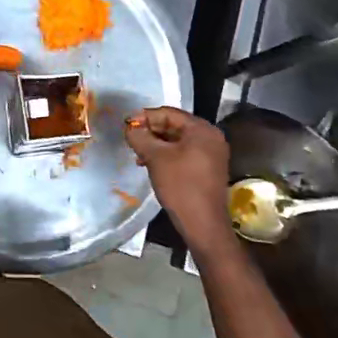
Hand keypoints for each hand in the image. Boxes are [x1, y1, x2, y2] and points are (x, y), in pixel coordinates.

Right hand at [125, 107, 231, 248]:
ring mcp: (211, 153)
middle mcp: (210, 137)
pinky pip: (184, 153)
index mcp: (202, 129)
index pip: (169, 113)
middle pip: (174, 125)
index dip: (144, 117)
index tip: (126, 125)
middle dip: (150, 131)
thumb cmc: (180, 185)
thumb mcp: (155, 157)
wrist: (203, 223)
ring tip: (138, 154)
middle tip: (131, 139)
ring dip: (156, 144)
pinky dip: (166, 155)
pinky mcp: (208, 168)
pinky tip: (151, 164)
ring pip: (177, 140)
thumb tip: (130, 127)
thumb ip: (140, 137)